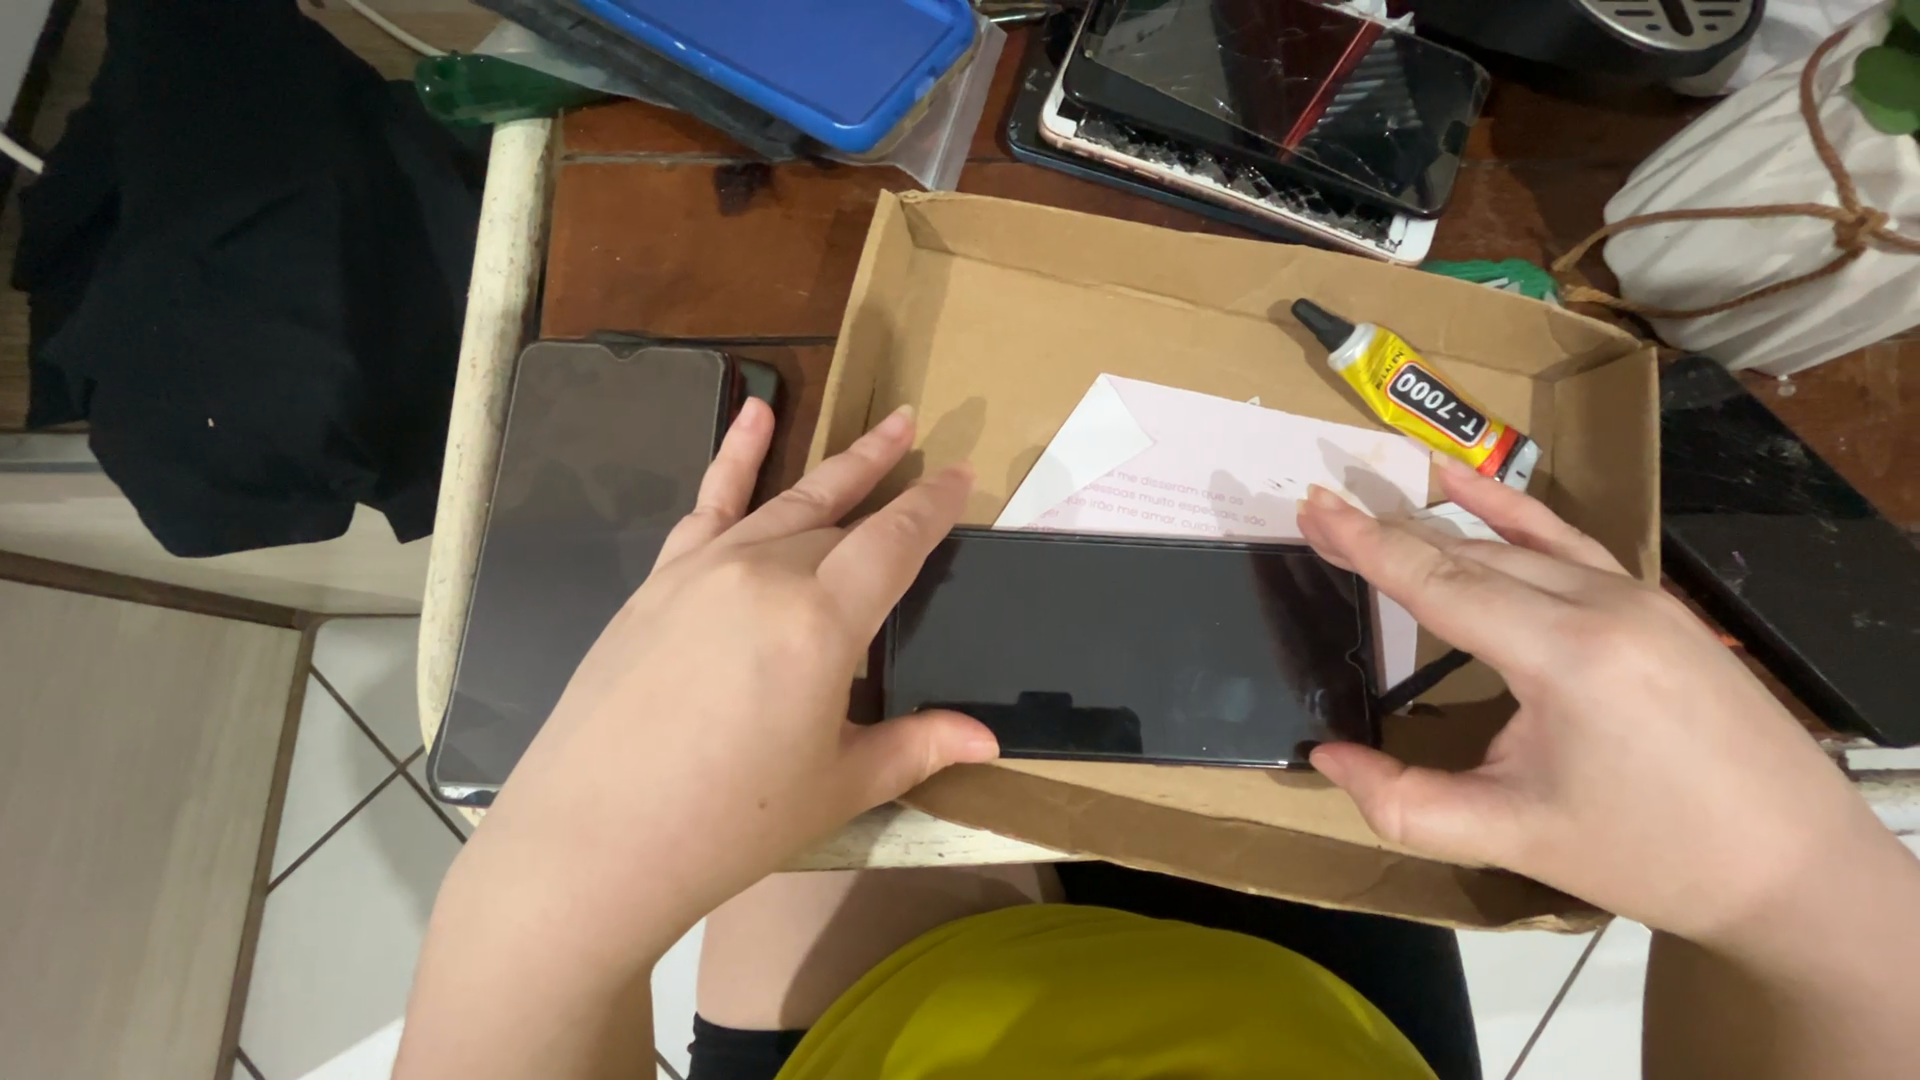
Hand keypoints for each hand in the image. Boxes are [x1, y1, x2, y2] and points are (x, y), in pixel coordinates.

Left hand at [462, 399, 996, 958]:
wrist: (589, 845)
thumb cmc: (728, 824)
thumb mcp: (839, 785)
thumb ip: (917, 746)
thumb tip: (989, 741)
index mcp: (821, 621)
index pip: (894, 541)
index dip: (932, 505)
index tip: (959, 475)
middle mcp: (765, 573)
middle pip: (844, 519)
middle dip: (892, 484)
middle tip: (925, 449)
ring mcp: (706, 568)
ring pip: (790, 501)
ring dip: (842, 464)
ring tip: (885, 427)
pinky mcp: (661, 580)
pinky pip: (708, 504)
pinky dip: (735, 455)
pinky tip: (755, 413)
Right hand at [1297, 456, 1900, 944]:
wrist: (1802, 874)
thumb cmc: (1650, 855)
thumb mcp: (1510, 836)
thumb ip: (1402, 802)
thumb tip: (1322, 756)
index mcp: (1566, 657)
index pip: (1441, 582)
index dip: (1367, 545)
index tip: (1313, 508)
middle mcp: (1603, 606)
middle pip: (1466, 555)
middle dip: (1383, 532)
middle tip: (1317, 511)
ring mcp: (1636, 597)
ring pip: (1508, 547)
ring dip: (1430, 526)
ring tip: (1365, 506)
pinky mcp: (1652, 604)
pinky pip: (1565, 539)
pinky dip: (1508, 508)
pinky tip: (1463, 480)